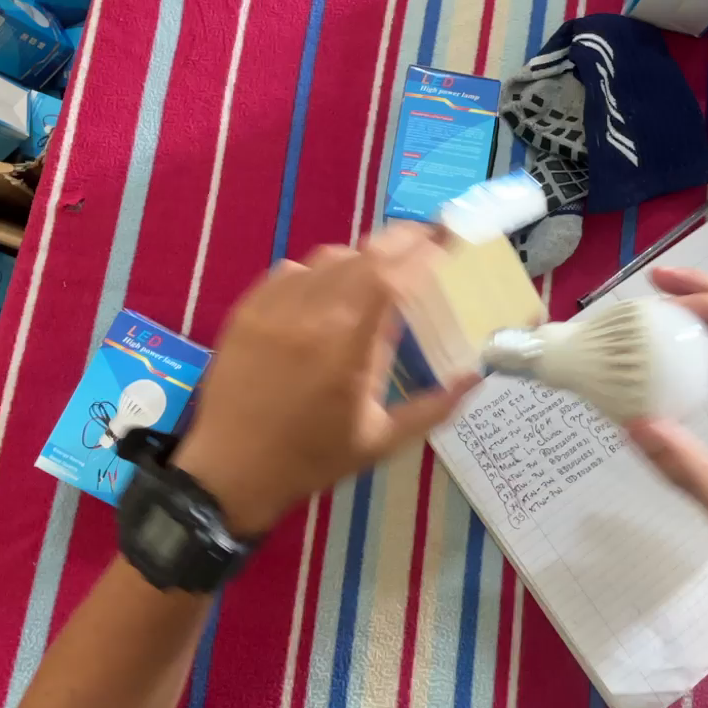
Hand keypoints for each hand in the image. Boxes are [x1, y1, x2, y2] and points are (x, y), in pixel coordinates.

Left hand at [173, 224, 480, 534]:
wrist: (231, 471)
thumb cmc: (312, 458)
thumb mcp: (381, 441)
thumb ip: (434, 407)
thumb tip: (476, 378)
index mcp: (349, 345)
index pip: (395, 278)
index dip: (425, 253)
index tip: (447, 243)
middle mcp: (312, 314)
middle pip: (365, 255)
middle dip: (401, 240)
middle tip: (426, 237)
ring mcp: (275, 307)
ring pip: (328, 258)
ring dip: (361, 256)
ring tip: (379, 268)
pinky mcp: (248, 308)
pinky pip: (291, 270)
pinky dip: (318, 271)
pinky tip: (327, 289)